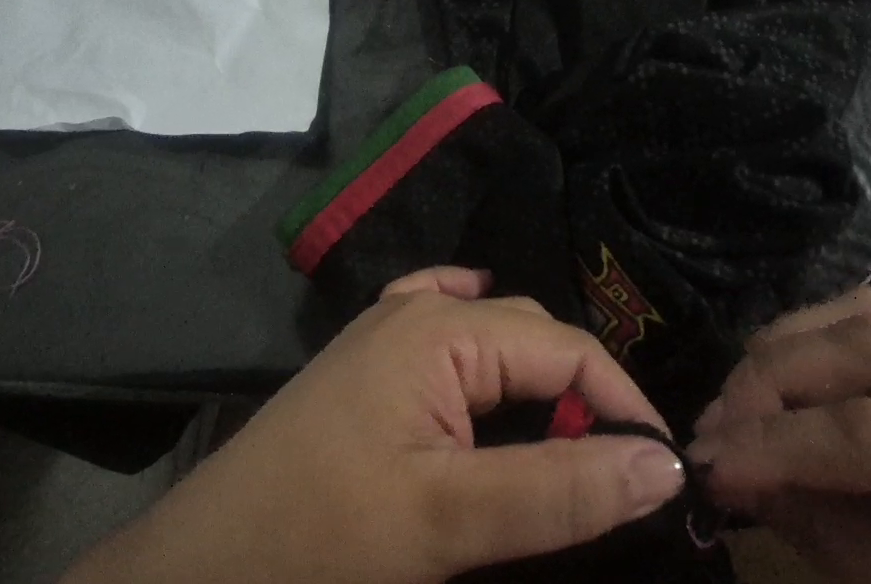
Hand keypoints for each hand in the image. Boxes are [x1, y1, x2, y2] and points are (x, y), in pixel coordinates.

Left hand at [66, 267, 686, 583]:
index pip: (565, 348)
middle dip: (581, 394)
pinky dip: (481, 343)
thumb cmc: (324, 533)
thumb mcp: (449, 518)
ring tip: (565, 440)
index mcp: (443, 329)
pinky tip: (490, 361)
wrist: (207, 558)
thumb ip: (559, 488)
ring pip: (490, 336)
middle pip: (529, 337)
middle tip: (608, 472)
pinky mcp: (366, 360)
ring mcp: (385, 330)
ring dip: (535, 380)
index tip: (658, 474)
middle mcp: (416, 310)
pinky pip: (440, 325)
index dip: (621, 404)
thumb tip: (663, 465)